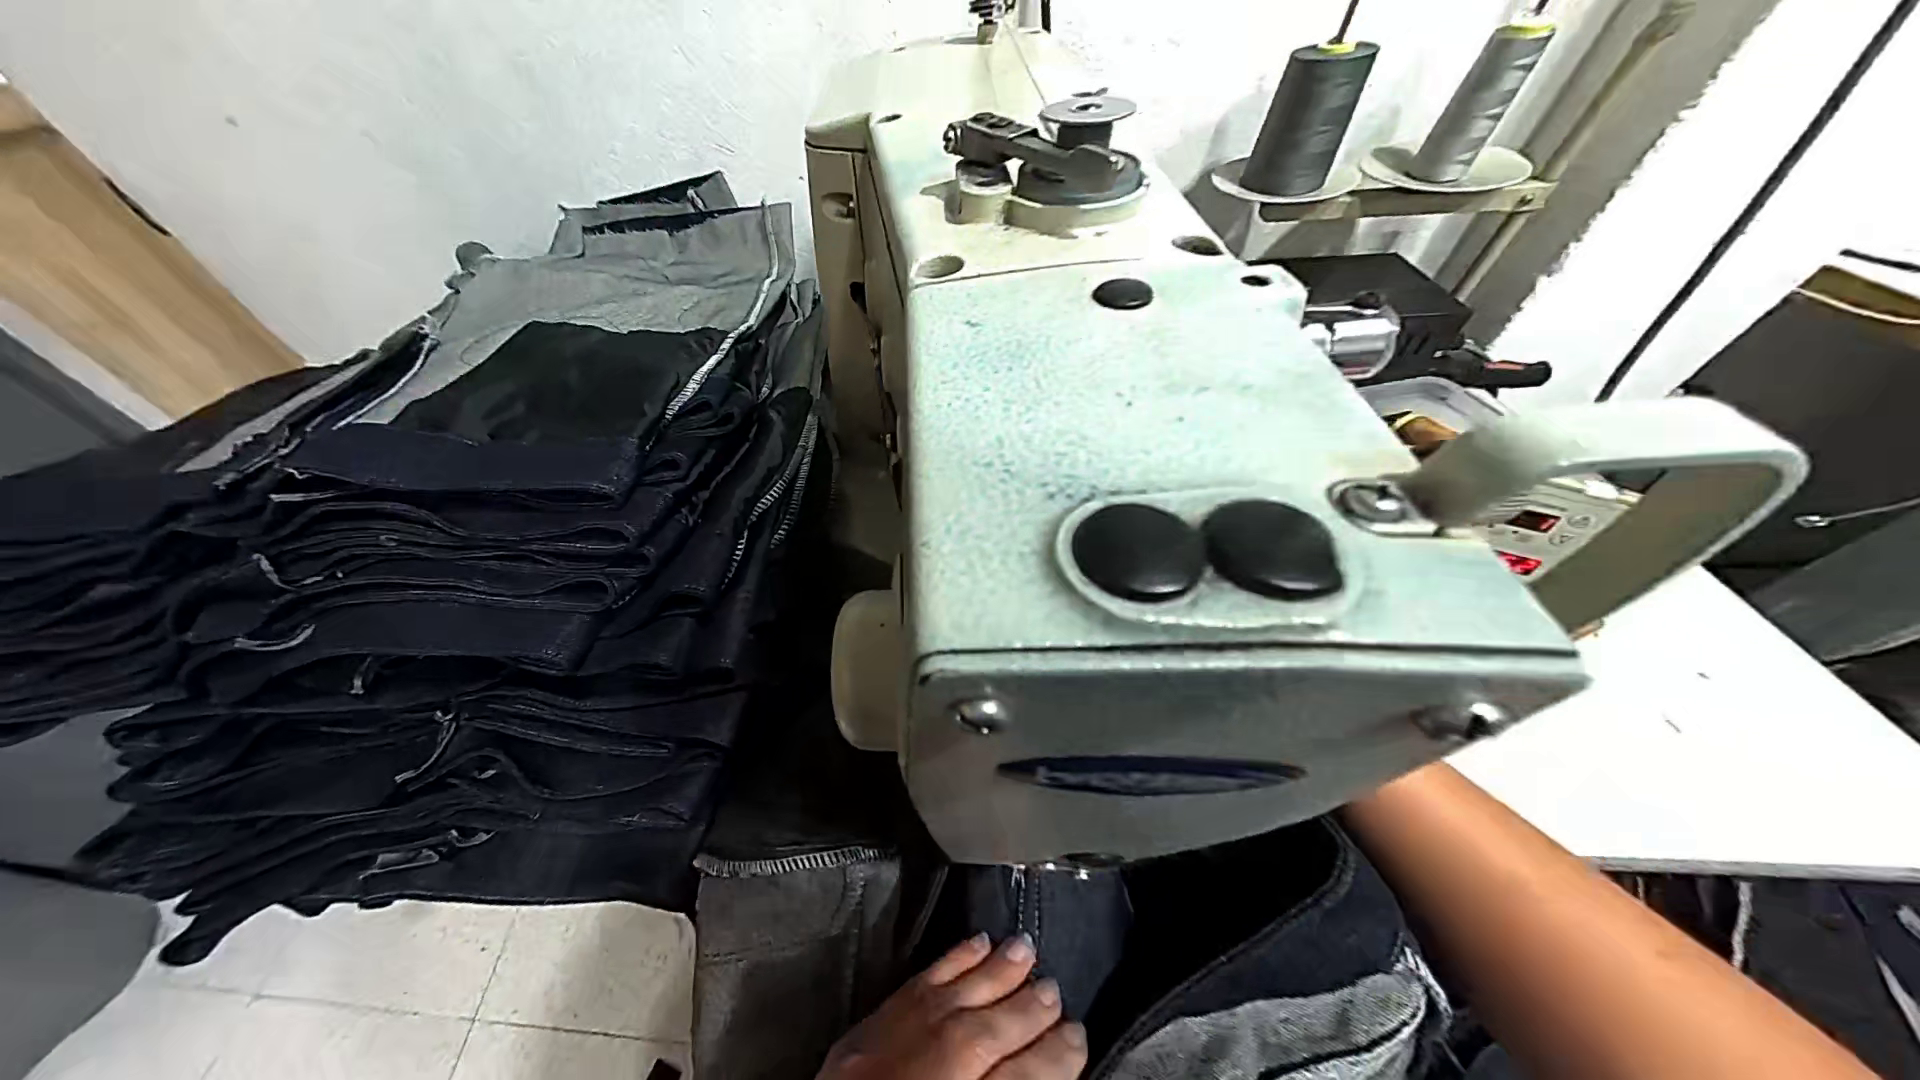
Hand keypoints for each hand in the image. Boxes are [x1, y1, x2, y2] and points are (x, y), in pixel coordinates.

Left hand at [816, 933, 1088, 1079]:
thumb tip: (1044, 1071)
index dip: (1056, 1057)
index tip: (1077, 1037)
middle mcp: (935, 1073)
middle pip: (993, 1032)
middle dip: (1029, 1008)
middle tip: (1054, 989)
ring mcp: (901, 1043)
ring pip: (960, 997)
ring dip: (996, 971)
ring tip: (1025, 948)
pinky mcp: (872, 1024)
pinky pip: (922, 983)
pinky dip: (952, 960)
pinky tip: (976, 943)